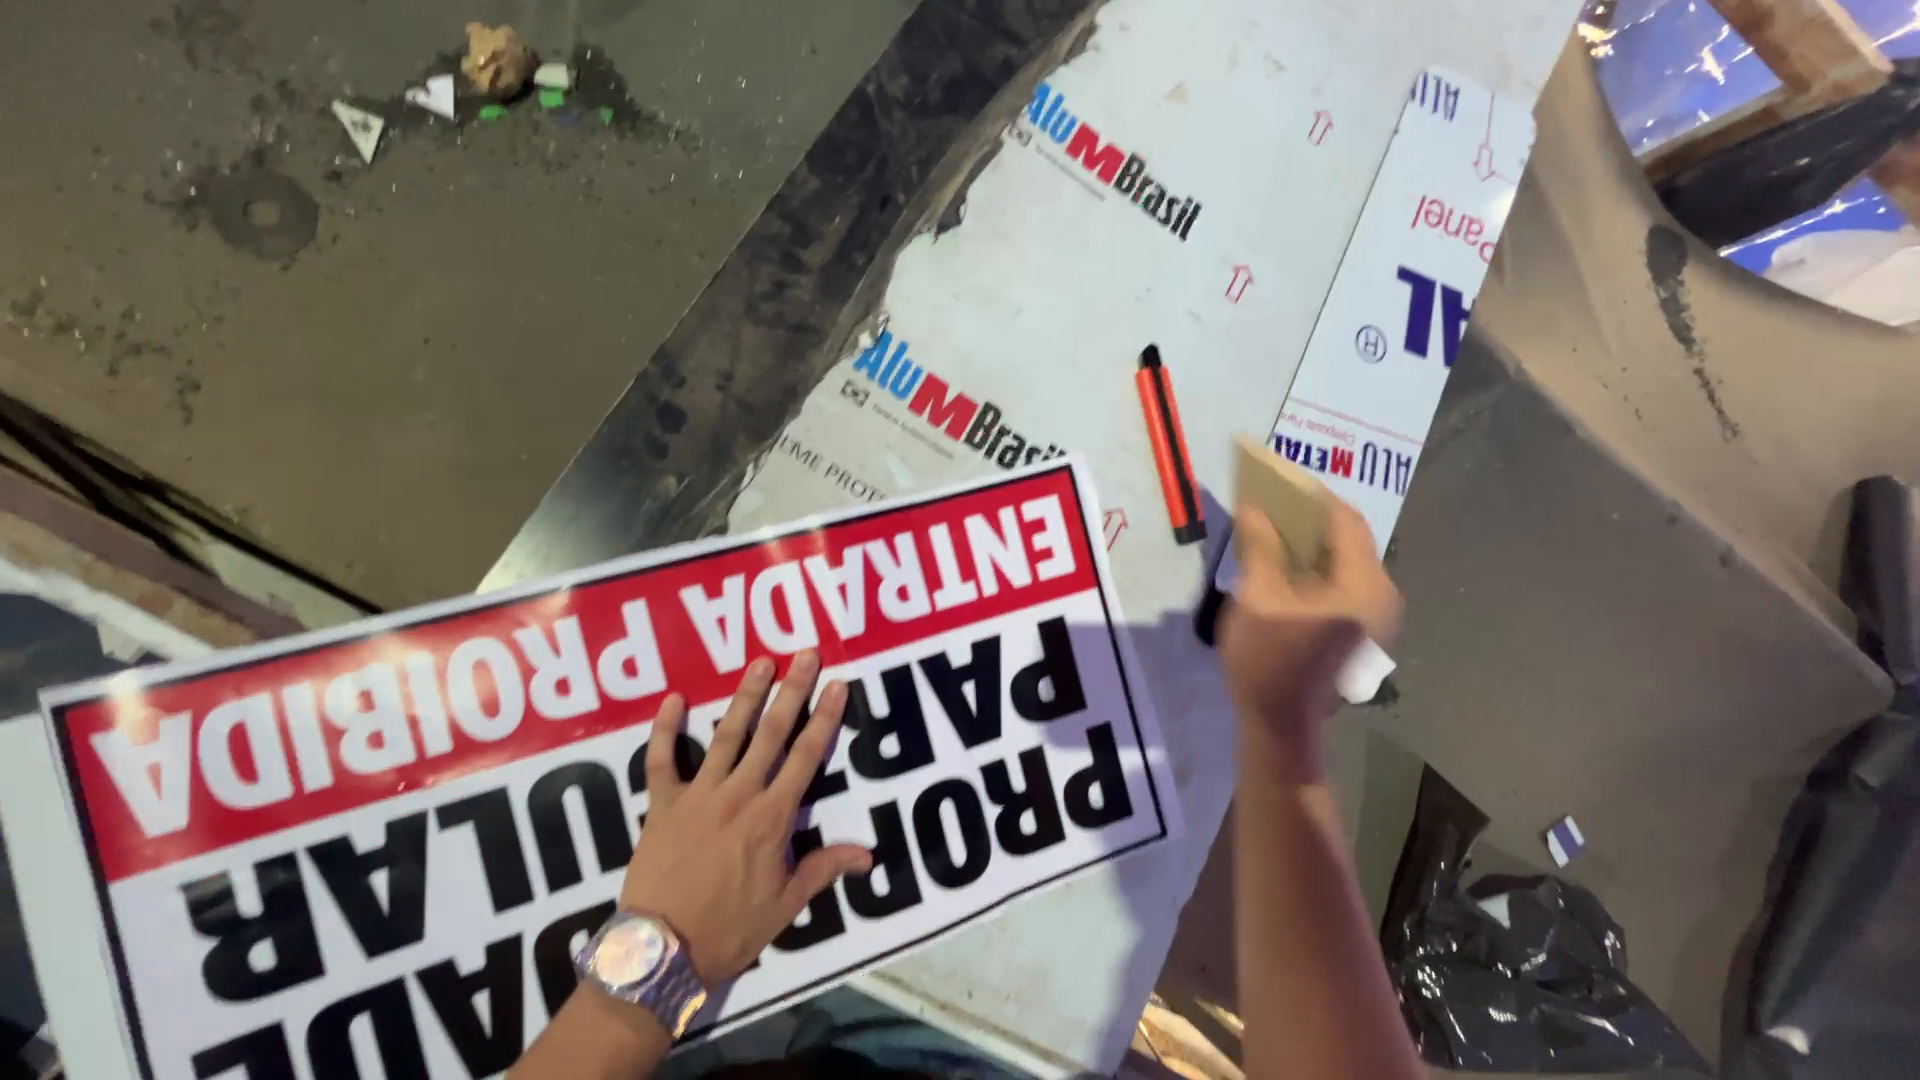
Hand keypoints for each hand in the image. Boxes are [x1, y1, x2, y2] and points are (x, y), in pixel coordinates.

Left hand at [619, 650, 872, 985]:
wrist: (660, 951)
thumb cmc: (729, 929)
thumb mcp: (784, 905)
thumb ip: (823, 870)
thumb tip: (868, 856)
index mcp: (772, 817)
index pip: (806, 757)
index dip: (824, 719)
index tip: (837, 685)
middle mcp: (739, 794)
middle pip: (771, 733)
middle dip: (792, 691)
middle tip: (805, 654)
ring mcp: (698, 795)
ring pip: (726, 735)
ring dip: (745, 696)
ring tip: (760, 663)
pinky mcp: (662, 804)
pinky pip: (661, 760)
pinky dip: (665, 730)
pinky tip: (673, 699)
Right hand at [1218, 497, 1400, 777]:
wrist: (1280, 725)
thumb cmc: (1270, 659)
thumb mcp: (1258, 597)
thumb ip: (1260, 547)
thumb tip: (1255, 508)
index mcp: (1364, 584)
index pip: (1344, 519)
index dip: (1310, 494)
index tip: (1276, 480)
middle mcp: (1381, 595)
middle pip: (1348, 539)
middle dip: (1308, 518)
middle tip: (1270, 504)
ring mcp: (1375, 616)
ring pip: (1344, 562)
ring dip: (1310, 543)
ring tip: (1271, 530)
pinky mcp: (1360, 630)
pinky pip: (1341, 583)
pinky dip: (1314, 568)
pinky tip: (1284, 568)